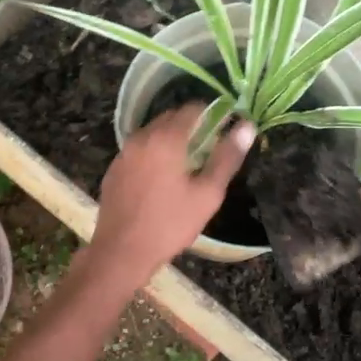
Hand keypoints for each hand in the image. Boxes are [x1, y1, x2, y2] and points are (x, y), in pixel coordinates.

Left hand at [92, 104, 253, 282]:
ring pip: (153, 134)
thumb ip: (227, 157)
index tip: (225, 130)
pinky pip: (138, 151)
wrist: (122, 251)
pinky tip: (161, 181)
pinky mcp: (113, 169)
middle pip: (171, 118)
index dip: (213, 115)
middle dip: (192, 127)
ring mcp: (123, 153)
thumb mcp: (207, 194)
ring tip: (187, 166)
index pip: (193, 109)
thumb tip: (247, 127)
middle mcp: (142, 137)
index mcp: (166, 138)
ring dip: (171, 140)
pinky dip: (153, 155)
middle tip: (209, 150)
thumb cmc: (170, 224)